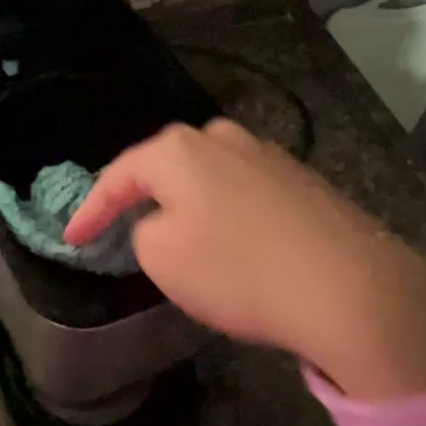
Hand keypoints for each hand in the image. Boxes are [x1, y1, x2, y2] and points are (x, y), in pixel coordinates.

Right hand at [64, 119, 425, 399]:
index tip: (73, 239)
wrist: (352, 288)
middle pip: (166, 167)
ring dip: (188, 207)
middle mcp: (222, 138)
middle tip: (123, 227)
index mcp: (179, 149)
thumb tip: (163, 222)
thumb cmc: (239, 269)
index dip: (91, 210)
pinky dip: (227, 217)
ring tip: (178, 239)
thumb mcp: (163, 258)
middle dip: (142, 197)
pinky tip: (233, 245)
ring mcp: (268, 155)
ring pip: (208, 179)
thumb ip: (143, 232)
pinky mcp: (303, 181)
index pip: (118, 176)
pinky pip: (244, 195)